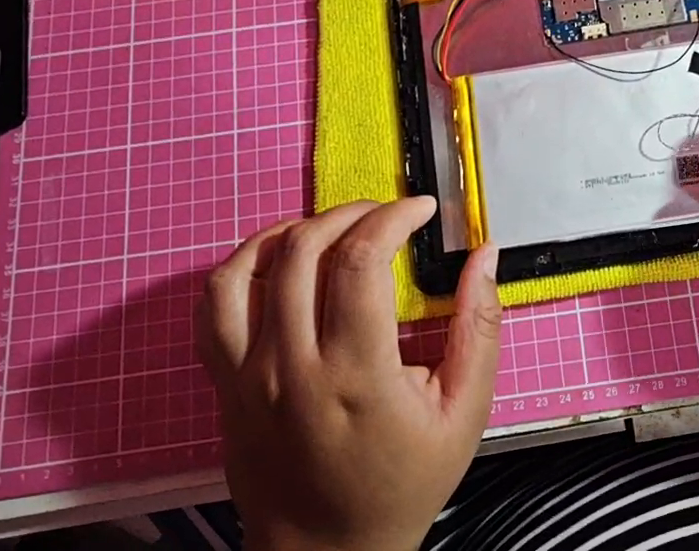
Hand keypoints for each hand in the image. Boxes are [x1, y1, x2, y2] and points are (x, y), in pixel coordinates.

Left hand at [197, 198, 501, 550]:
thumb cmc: (399, 488)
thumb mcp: (464, 413)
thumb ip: (479, 328)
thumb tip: (485, 258)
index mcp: (356, 375)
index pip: (361, 259)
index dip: (394, 217)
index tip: (419, 211)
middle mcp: (291, 368)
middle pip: (306, 249)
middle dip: (353, 213)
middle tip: (385, 216)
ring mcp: (248, 375)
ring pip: (251, 266)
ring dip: (296, 229)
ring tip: (333, 229)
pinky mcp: (225, 383)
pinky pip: (213, 304)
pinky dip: (242, 263)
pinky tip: (279, 258)